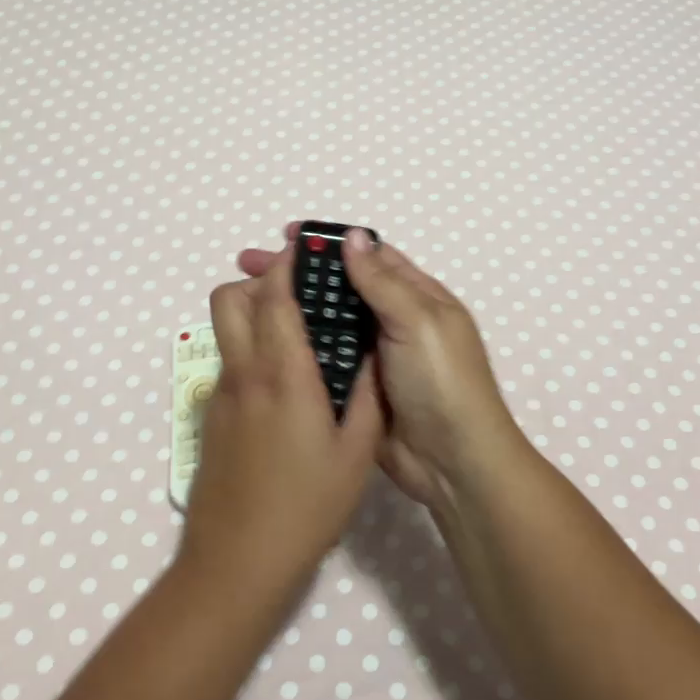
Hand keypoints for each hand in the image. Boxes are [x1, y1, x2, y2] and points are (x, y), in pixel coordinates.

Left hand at [179, 240, 385, 589]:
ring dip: (252, 316)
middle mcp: (244, 375)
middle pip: (230, 298)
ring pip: (225, 331)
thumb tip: (373, 352)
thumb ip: (367, 396)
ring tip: (297, 339)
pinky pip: (228, 365)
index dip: (289, 263)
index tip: (307, 247)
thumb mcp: (356, 453)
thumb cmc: (307, 507)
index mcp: (283, 374)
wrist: (236, 563)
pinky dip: (250, 353)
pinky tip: (285, 390)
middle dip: (260, 282)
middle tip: (300, 297)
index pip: (276, 296)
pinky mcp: (210, 421)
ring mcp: (220, 398)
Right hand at [236, 226, 526, 510]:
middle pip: (341, 287)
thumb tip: (353, 237)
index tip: (285, 237)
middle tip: (248, 265)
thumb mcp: (418, 322)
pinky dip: (296, 346)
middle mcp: (394, 321)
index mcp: (416, 296)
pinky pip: (322, 359)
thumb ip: (383, 282)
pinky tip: (262, 342)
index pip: (368, 257)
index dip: (328, 244)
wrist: (453, 462)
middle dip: (298, 273)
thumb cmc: (443, 382)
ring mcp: (374, 356)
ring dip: (291, 307)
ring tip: (246, 299)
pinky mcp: (356, 388)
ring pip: (327, 322)